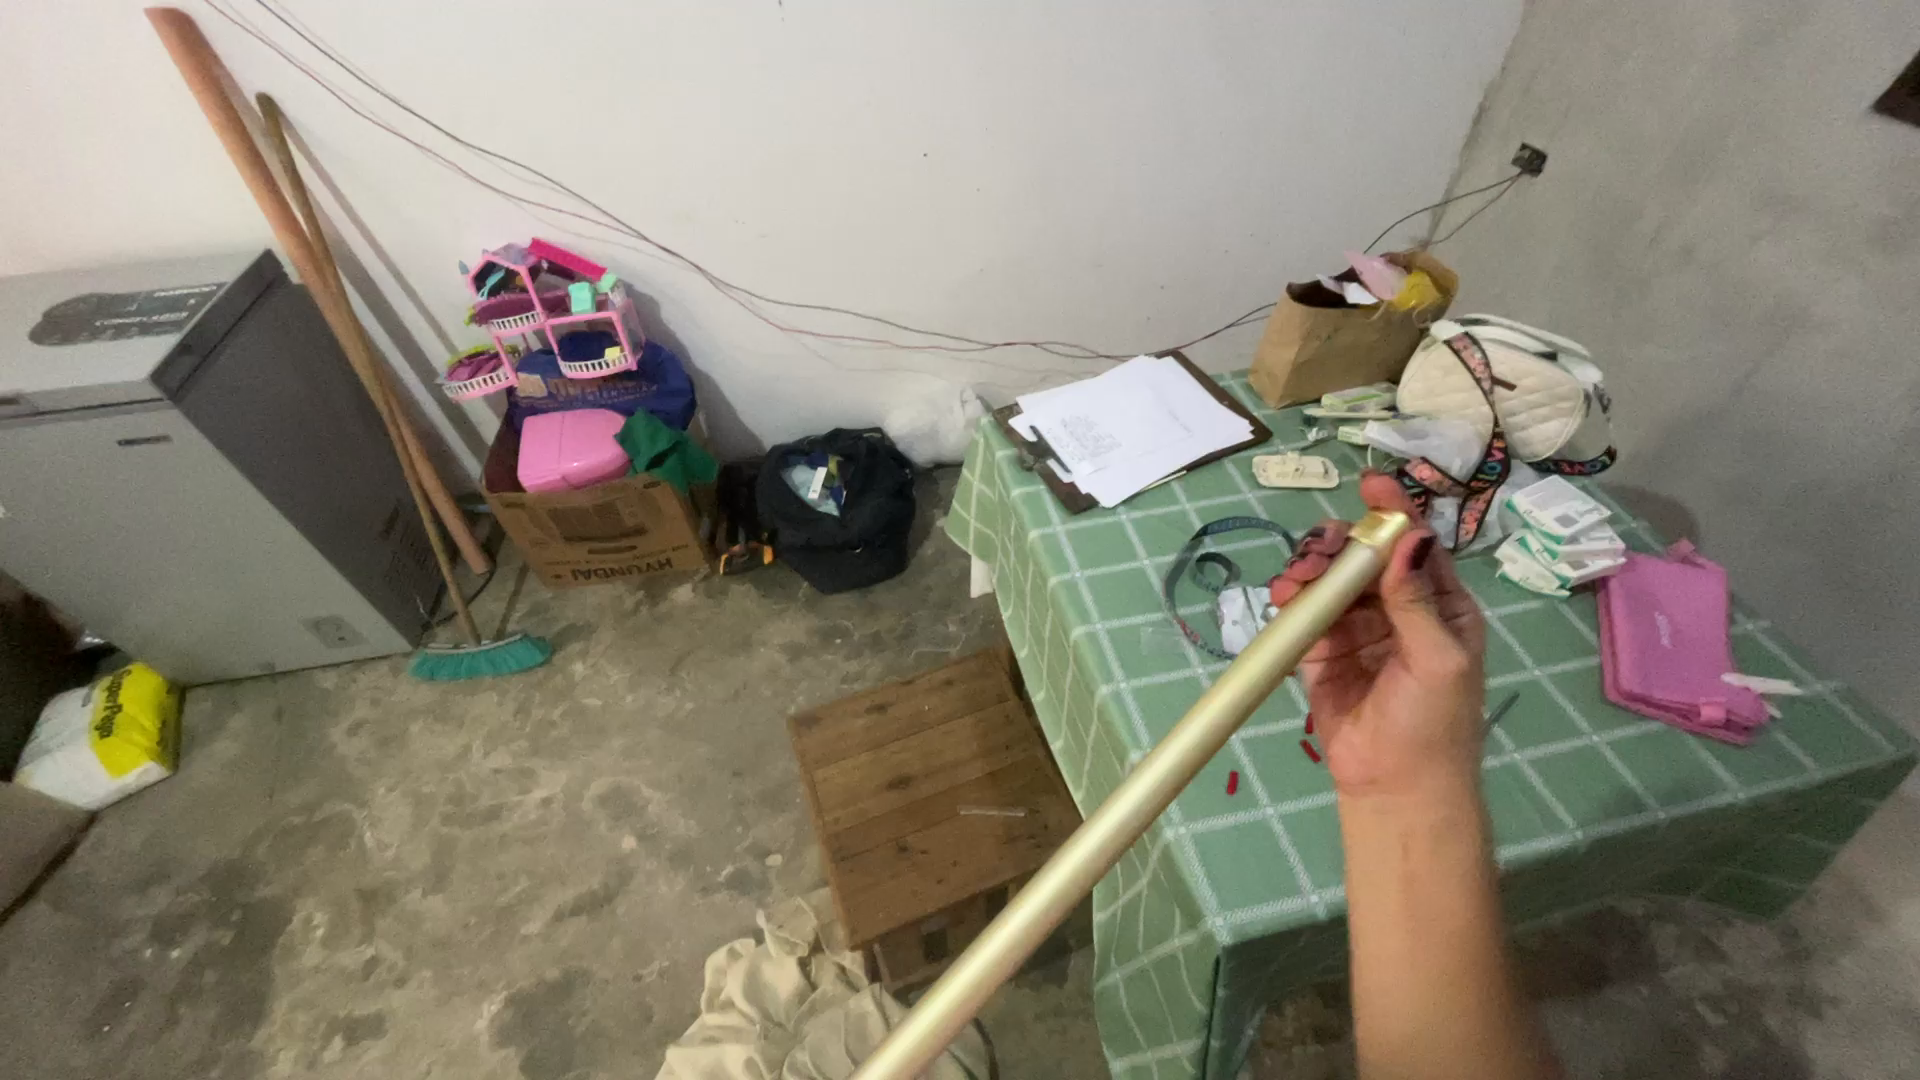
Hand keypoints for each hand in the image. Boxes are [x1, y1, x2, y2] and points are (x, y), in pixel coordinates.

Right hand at [1272, 473, 1486, 798]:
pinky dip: (1291, 596)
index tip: (1369, 481)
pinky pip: (1303, 610)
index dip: (1393, 513)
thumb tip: (1408, 538)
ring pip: (1328, 578)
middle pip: (1362, 556)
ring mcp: (1354, 627)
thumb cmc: (1435, 722)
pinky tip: (1285, 594)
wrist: (1395, 783)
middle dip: (1339, 543)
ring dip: (1310, 567)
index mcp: (1437, 605)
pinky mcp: (1319, 649)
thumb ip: (1416, 600)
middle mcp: (1393, 608)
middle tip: (1319, 551)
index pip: (1414, 546)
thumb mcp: (1438, 658)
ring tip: (1298, 576)